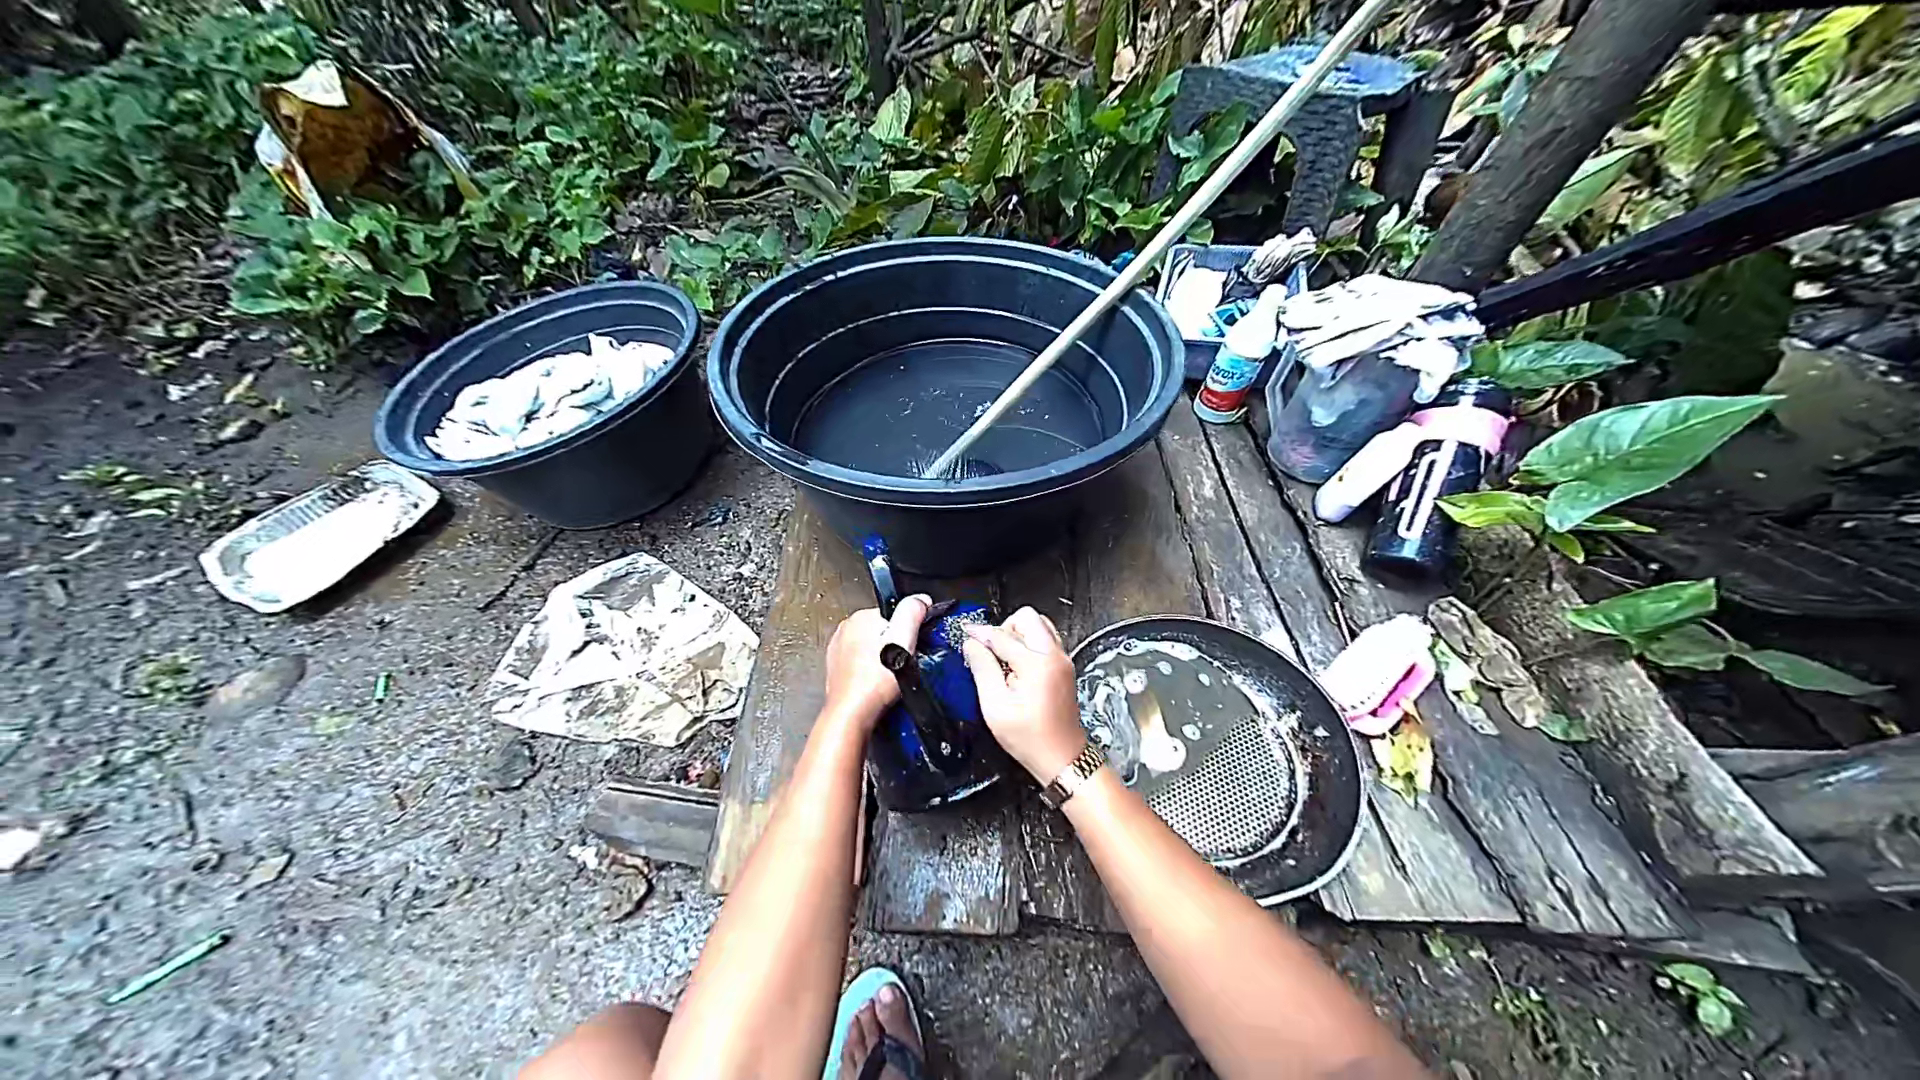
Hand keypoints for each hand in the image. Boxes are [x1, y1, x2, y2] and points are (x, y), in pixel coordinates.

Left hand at [822, 596, 931, 728]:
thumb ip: (912, 612)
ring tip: (887, 676)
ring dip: (882, 660)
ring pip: (872, 648)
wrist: (852, 713)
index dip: (907, 631)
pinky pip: (861, 663)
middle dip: (894, 646)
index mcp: (861, 617)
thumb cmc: (874, 681)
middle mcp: (846, 629)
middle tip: (899, 663)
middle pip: (882, 631)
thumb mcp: (903, 639)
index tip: (909, 646)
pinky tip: (875, 683)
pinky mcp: (838, 668)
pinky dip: (870, 671)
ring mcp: (839, 649)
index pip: (893, 614)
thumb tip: (920, 599)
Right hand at [961, 607, 1085, 782]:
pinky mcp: (1064, 667)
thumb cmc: (1030, 739)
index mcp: (1037, 664)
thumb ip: (983, 668)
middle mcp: (1054, 656)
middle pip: (1027, 617)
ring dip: (1018, 634)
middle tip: (990, 650)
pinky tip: (1017, 666)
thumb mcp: (995, 706)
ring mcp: (1063, 660)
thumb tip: (971, 644)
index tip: (965, 634)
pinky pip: (1045, 639)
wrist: (1062, 758)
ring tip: (1004, 658)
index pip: (1002, 635)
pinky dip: (1029, 643)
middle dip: (1004, 628)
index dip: (979, 633)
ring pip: (1039, 625)